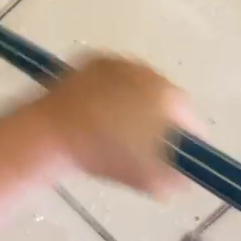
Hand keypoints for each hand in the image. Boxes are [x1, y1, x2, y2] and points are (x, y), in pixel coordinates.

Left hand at [28, 55, 194, 196]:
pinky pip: (110, 75)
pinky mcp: (87, 59)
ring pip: (136, 82)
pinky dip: (111, 88)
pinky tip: (102, 107)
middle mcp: (143, 70)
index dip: (190, 133)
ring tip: (124, 123)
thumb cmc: (102, 153)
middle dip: (162, 113)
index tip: (188, 148)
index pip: (188, 113)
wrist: (50, 132)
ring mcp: (114, 62)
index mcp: (165, 94)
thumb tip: (182, 180)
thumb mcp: (147, 178)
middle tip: (153, 136)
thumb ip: (174, 180)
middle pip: (163, 93)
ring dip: (136, 99)